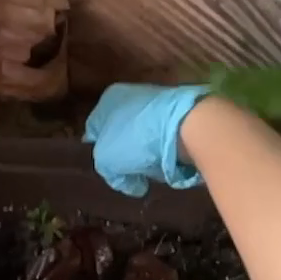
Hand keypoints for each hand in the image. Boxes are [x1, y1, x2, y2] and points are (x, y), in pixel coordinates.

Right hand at [85, 83, 211, 196]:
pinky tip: (168, 160)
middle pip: (120, 133)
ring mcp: (157, 101)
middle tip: (129, 173)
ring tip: (152, 170)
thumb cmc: (134, 139)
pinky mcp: (179, 111)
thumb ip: (108, 173)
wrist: (186, 124)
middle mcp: (130, 95)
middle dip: (124, 155)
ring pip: (143, 136)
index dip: (99, 151)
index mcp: (108, 100)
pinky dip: (163, 149)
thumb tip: (129, 184)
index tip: (108, 168)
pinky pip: (164, 136)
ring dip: (146, 154)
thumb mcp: (106, 161)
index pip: (94, 129)